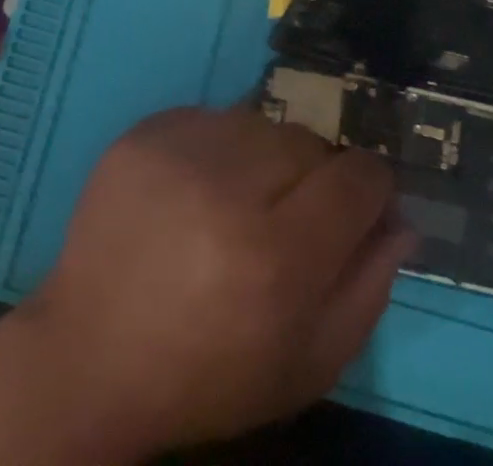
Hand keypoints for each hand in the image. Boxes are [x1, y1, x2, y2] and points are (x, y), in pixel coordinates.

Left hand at [11, 107, 411, 457]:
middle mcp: (228, 190)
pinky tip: (200, 187)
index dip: (370, 192)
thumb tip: (399, 219)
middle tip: (289, 217)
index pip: (359, 176)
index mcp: (278, 255)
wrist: (92, 357)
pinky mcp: (138, 138)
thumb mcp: (311, 363)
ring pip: (260, 122)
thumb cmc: (210, 375)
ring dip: (266, 156)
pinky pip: (208, 117)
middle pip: (310, 142)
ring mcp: (175, 155)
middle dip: (316, 176)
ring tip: (241, 201)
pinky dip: (218, 145)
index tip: (356, 212)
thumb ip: (368, 286)